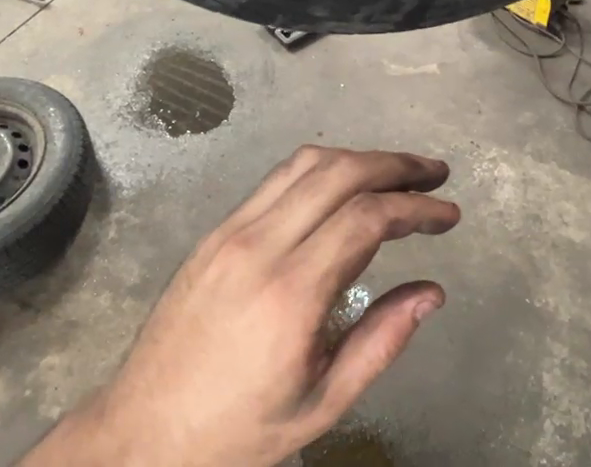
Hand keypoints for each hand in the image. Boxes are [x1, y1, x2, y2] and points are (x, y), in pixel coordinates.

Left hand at [22, 147, 459, 466]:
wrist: (141, 433)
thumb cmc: (237, 430)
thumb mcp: (320, 406)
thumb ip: (380, 343)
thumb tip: (433, 291)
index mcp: (291, 293)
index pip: (367, 218)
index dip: (417, 207)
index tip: (449, 214)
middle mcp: (259, 245)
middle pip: (339, 172)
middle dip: (396, 164)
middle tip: (435, 175)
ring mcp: (231, 232)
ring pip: (305, 163)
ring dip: (359, 157)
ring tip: (397, 172)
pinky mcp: (215, 232)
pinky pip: (276, 180)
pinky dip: (321, 169)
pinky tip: (342, 186)